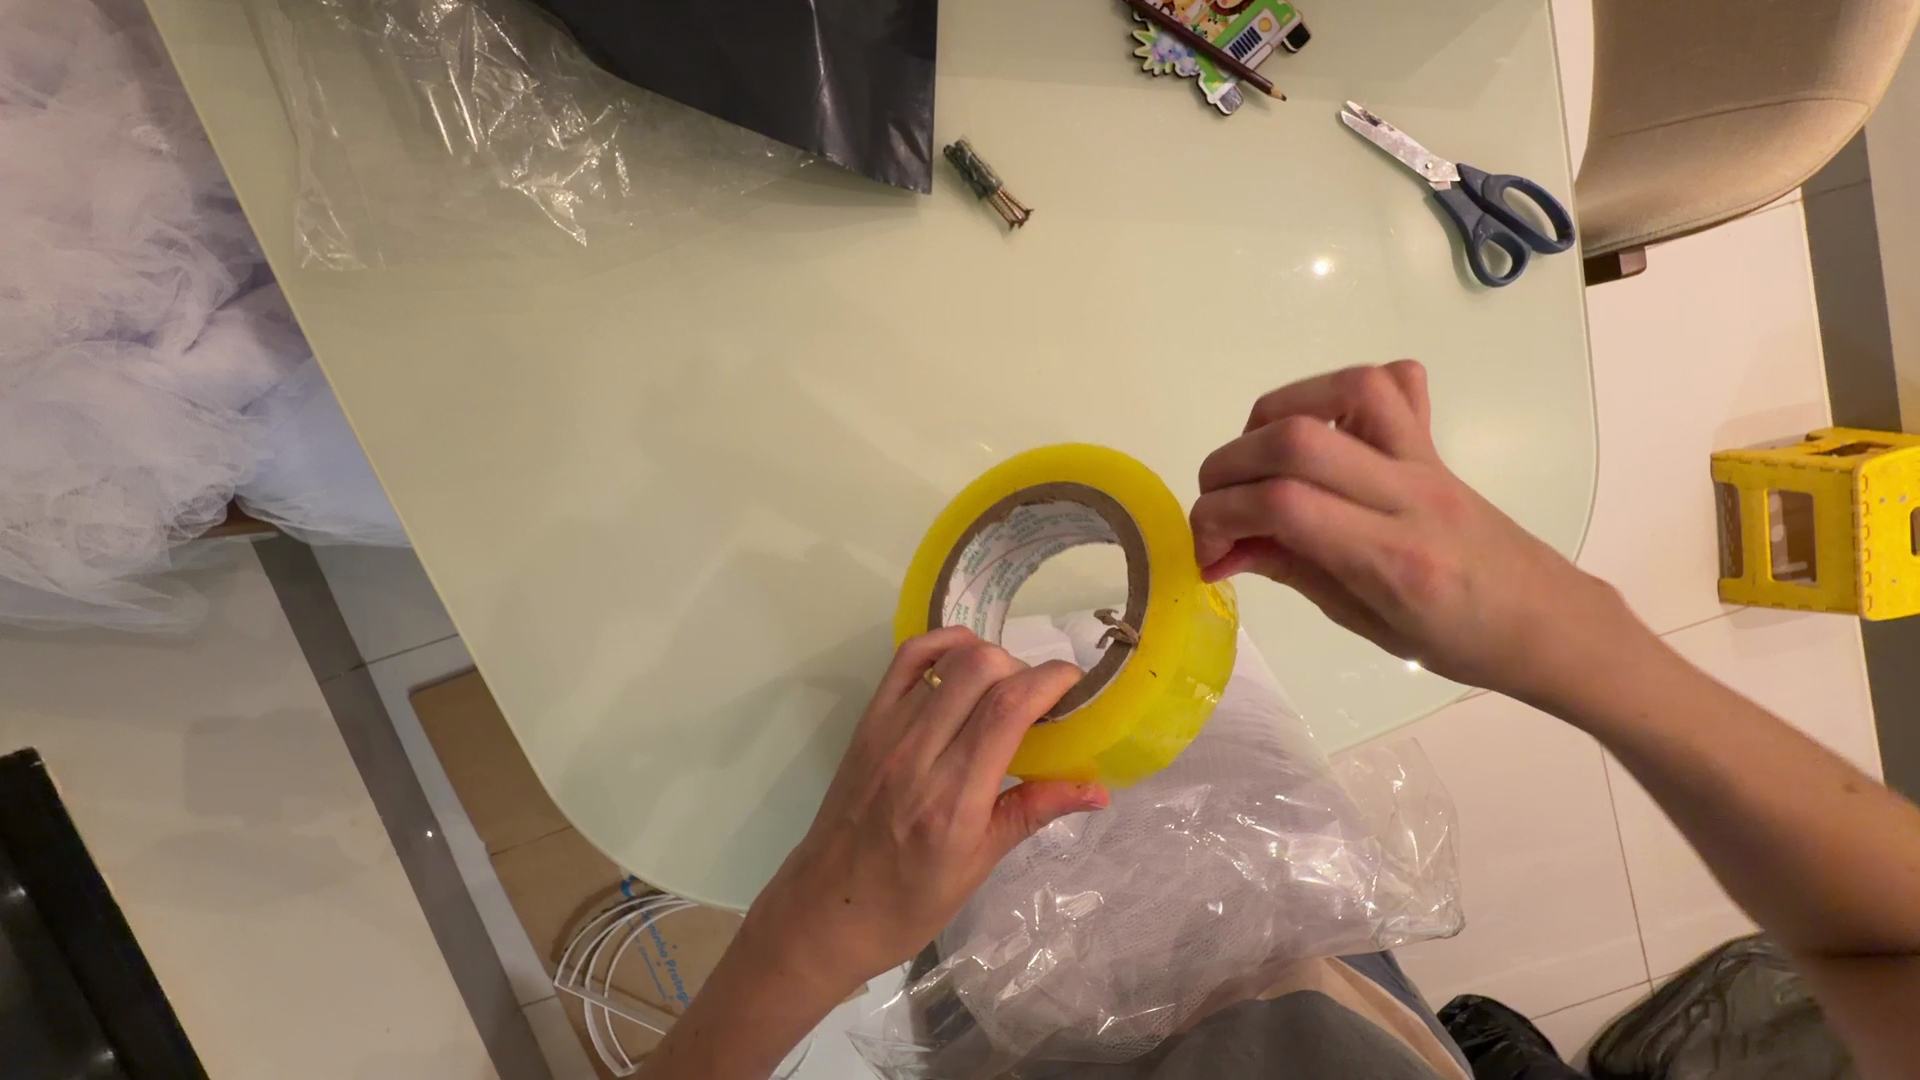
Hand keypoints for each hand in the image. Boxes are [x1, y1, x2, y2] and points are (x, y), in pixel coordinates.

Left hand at [740, 628, 1108, 1000]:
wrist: (827, 908)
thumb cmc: (909, 901)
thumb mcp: (980, 865)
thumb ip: (1035, 811)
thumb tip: (1099, 790)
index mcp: (954, 797)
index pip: (1008, 709)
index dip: (1051, 682)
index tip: (1077, 685)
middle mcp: (919, 752)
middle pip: (980, 668)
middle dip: (1024, 668)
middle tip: (1039, 699)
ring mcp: (887, 730)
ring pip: (948, 658)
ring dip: (989, 658)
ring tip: (1003, 689)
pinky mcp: (868, 720)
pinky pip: (906, 658)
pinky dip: (943, 644)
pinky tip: (965, 661)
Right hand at [1189, 361, 1642, 705]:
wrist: (1552, 625)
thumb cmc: (1457, 642)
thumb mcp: (1360, 622)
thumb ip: (1289, 570)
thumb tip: (1223, 547)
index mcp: (1391, 559)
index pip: (1282, 505)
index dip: (1218, 518)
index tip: (1206, 552)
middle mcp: (1408, 495)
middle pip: (1295, 440)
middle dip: (1226, 467)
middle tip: (1216, 507)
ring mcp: (1426, 461)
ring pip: (1344, 389)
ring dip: (1274, 413)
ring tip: (1257, 460)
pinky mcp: (1434, 444)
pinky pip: (1394, 383)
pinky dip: (1337, 390)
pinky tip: (1318, 430)